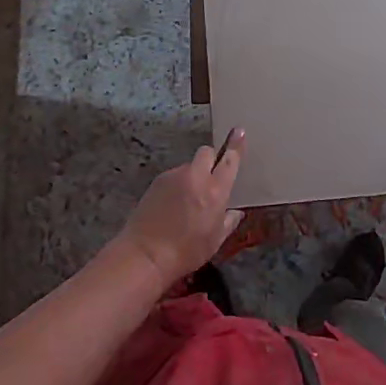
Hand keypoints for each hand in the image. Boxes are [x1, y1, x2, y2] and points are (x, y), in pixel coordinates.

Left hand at [112, 128, 247, 287]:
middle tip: (210, 178)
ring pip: (189, 166)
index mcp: (215, 191)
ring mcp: (174, 176)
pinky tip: (172, 205)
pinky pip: (174, 175)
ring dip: (192, 176)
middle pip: (206, 152)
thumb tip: (235, 212)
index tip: (239, 131)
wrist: (146, 253)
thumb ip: (228, 222)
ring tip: (187, 201)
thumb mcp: (215, 241)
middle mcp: (195, 177)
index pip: (229, 161)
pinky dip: (178, 184)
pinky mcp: (157, 180)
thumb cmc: (186, 251)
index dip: (235, 146)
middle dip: (210, 159)